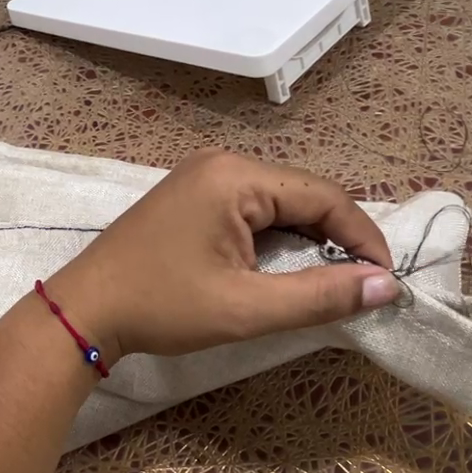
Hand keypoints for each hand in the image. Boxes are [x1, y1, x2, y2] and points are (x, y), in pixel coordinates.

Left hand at [46, 149, 397, 358]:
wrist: (85, 309)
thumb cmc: (161, 306)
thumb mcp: (246, 308)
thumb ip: (319, 296)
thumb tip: (386, 285)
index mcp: (235, 176)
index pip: (324, 196)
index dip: (363, 238)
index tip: (386, 281)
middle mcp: (220, 163)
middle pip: (301, 194)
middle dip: (336, 238)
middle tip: (360, 284)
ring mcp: (200, 176)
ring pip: (276, 202)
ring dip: (305, 238)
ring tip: (327, 280)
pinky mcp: (187, 196)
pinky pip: (248, 208)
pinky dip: (273, 237)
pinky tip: (281, 267)